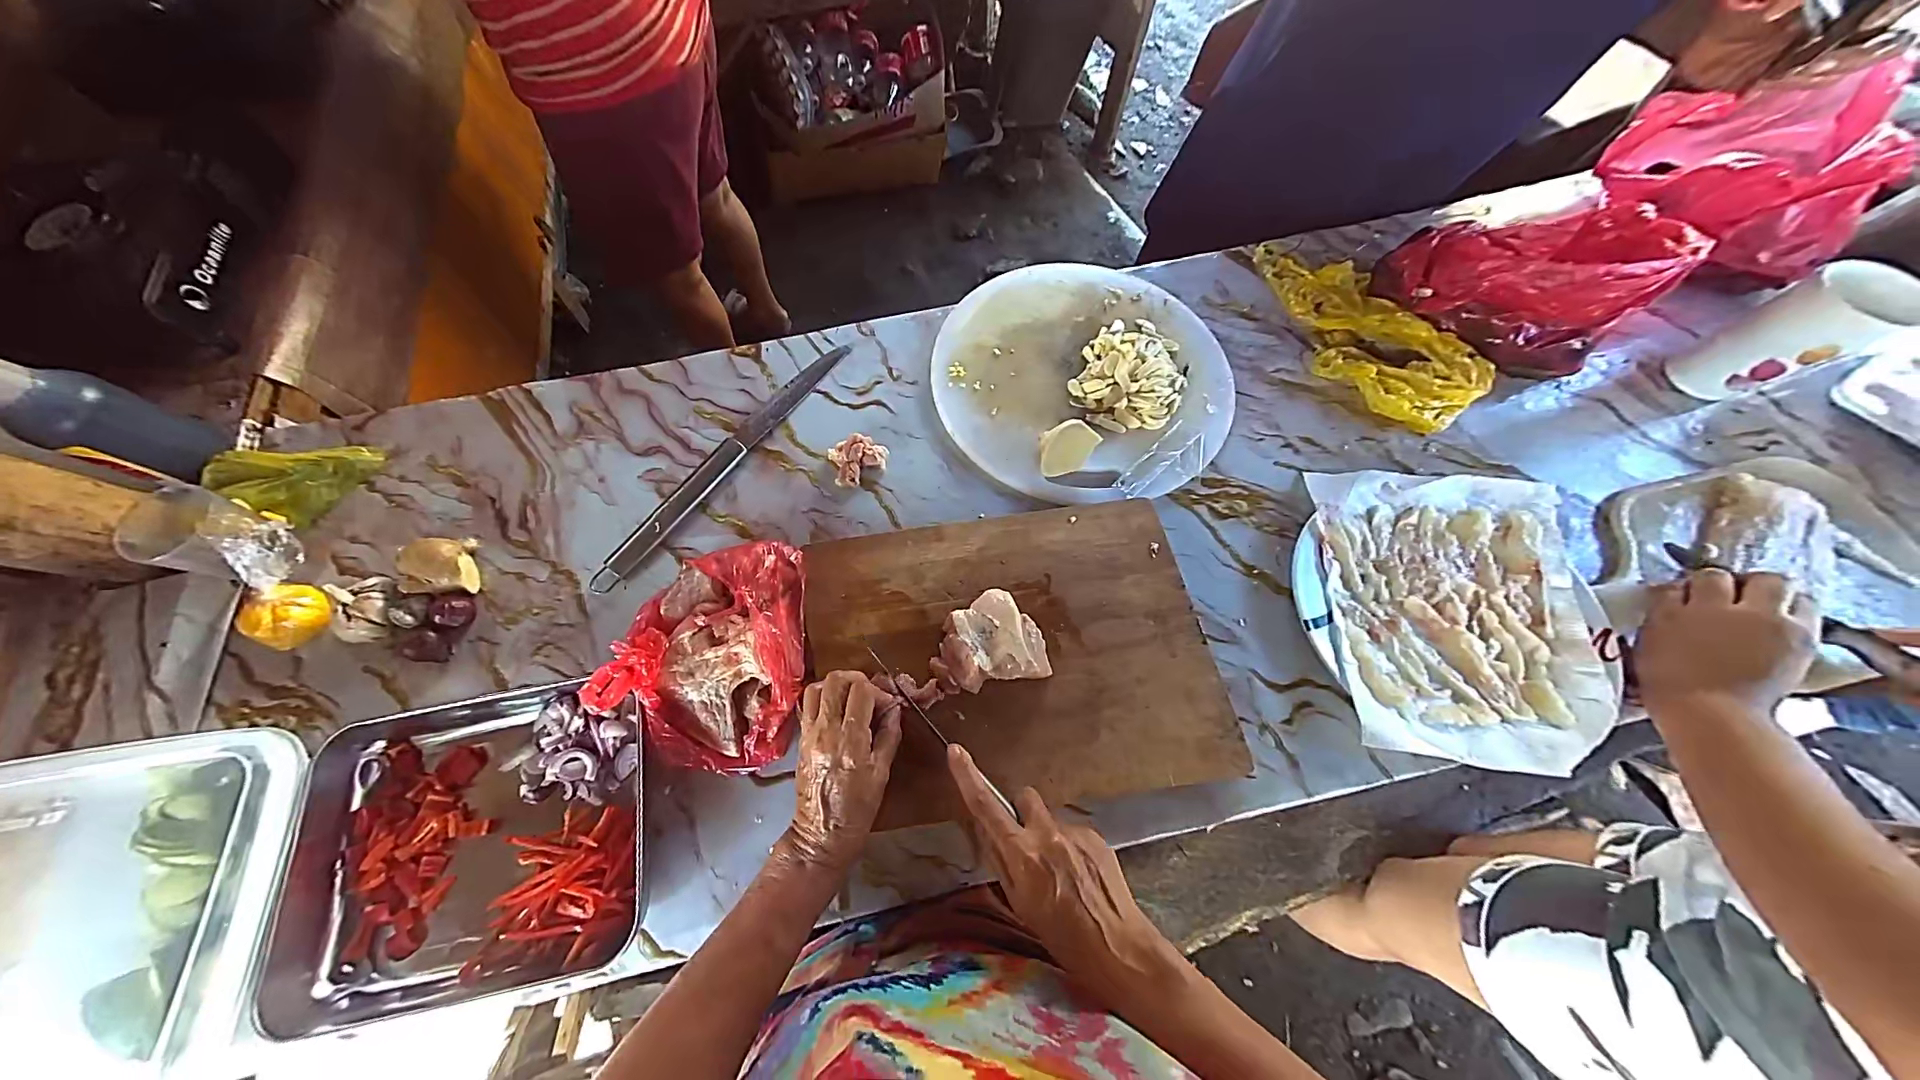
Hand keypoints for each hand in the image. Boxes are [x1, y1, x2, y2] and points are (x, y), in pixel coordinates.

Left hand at [781, 671, 901, 872]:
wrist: (821, 834)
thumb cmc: (858, 808)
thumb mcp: (882, 772)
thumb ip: (889, 735)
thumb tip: (894, 709)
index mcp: (851, 739)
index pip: (862, 691)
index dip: (879, 690)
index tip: (887, 705)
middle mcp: (826, 730)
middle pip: (836, 680)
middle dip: (857, 679)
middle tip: (869, 693)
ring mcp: (809, 734)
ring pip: (817, 688)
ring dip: (836, 686)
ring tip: (850, 699)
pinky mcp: (800, 740)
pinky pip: (808, 706)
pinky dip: (823, 699)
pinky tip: (836, 712)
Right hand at [946, 744, 1185, 1012]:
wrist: (1117, 946)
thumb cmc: (1061, 936)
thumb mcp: (1018, 904)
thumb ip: (1001, 861)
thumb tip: (987, 831)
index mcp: (1021, 854)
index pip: (986, 807)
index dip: (968, 777)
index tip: (956, 752)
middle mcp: (1046, 834)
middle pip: (1024, 797)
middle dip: (1021, 812)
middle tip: (1026, 843)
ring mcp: (1074, 831)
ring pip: (1050, 818)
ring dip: (1048, 834)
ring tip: (1062, 872)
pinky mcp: (1096, 834)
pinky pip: (1072, 830)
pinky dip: (1071, 846)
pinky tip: (1081, 875)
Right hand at [1636, 569, 1819, 714]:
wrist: (1714, 715)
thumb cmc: (1668, 686)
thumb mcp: (1649, 647)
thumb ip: (1661, 620)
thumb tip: (1672, 604)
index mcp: (1670, 613)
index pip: (1672, 586)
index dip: (1678, 591)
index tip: (1681, 601)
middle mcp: (1715, 608)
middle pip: (1719, 575)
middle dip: (1722, 583)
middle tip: (1724, 598)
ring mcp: (1762, 620)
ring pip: (1773, 582)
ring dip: (1766, 591)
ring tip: (1761, 608)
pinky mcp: (1799, 635)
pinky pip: (1805, 608)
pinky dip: (1795, 611)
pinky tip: (1783, 625)